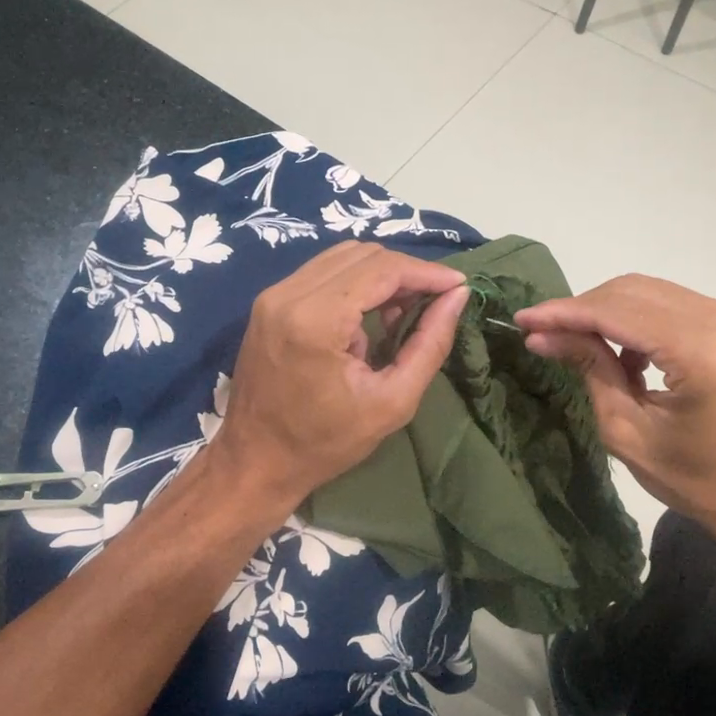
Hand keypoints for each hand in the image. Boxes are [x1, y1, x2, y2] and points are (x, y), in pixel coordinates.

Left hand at [209, 241, 468, 516]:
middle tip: (435, 303)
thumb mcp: (392, 402)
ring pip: (342, 257)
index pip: (381, 269)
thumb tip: (458, 297)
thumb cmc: (325, 442)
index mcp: (316, 320)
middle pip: (362, 255)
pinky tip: (370, 316)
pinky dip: (355, 283)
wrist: (256, 461)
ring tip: (404, 311)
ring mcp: (273, 295)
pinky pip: (322, 273)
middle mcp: (289, 294)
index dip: (427, 272)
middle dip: (406, 272)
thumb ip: (429, 345)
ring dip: (380, 275)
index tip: (459, 285)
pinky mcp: (268, 303)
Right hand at [515, 275, 715, 560]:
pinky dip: (639, 319)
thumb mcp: (627, 431)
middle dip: (583, 307)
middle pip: (635, 292)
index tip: (523, 319)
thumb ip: (589, 370)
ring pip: (653, 292)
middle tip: (541, 330)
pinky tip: (622, 352)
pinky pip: (675, 304)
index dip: (565, 312)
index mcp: (703, 355)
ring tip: (575, 341)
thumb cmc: (694, 480)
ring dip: (608, 310)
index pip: (619, 313)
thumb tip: (541, 335)